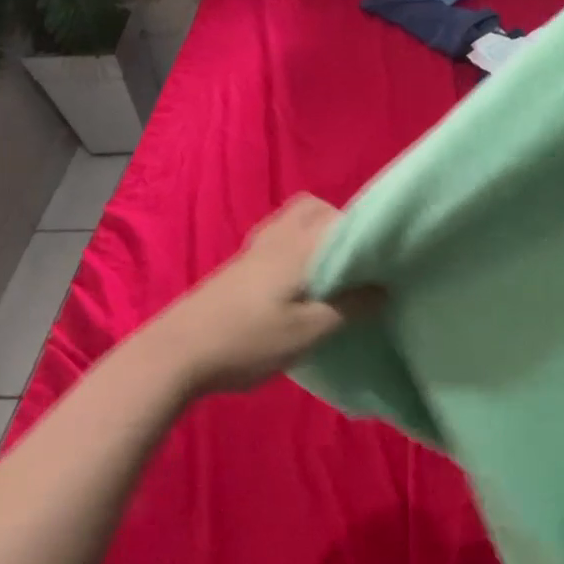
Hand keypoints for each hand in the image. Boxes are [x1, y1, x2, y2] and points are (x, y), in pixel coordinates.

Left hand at [143, 195, 364, 393]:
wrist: (175, 355)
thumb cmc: (248, 341)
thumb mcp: (309, 332)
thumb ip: (351, 307)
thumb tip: (384, 288)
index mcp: (301, 246)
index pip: (344, 219)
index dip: (370, 231)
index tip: (388, 256)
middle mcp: (279, 236)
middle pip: (316, 208)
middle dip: (342, 225)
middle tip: (358, 262)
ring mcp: (254, 248)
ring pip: (294, 220)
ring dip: (317, 234)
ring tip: (332, 271)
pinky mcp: (240, 266)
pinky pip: (279, 237)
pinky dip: (297, 247)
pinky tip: (300, 282)